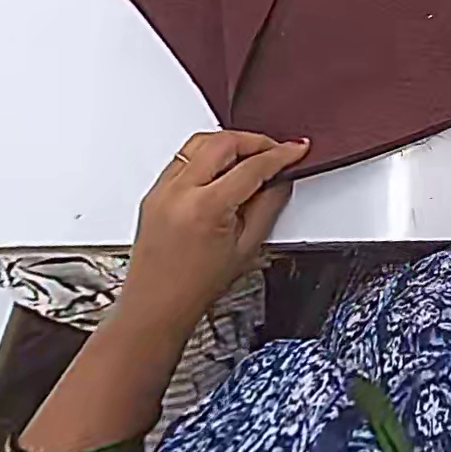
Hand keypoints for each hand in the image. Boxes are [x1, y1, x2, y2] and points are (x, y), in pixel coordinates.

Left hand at [117, 131, 308, 330]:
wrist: (154, 310)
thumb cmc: (196, 287)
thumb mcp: (248, 245)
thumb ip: (270, 203)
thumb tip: (282, 177)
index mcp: (204, 208)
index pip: (252, 166)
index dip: (281, 154)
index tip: (296, 149)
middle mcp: (178, 193)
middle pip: (224, 141)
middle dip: (256, 141)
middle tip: (276, 150)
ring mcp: (161, 191)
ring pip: (200, 142)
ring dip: (231, 143)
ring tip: (251, 156)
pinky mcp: (153, 192)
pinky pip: (184, 157)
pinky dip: (209, 154)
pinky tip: (224, 167)